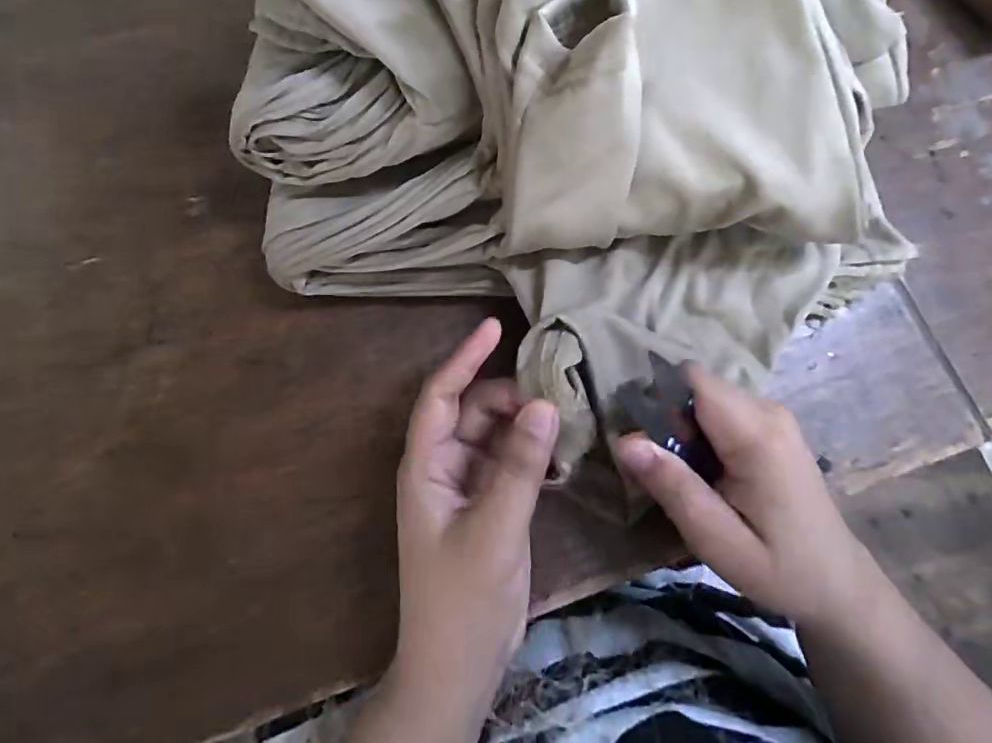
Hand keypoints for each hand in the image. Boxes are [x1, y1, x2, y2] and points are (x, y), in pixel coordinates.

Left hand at [386, 319, 557, 722]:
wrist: (458, 666)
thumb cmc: (462, 598)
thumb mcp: (494, 529)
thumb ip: (520, 466)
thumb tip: (545, 403)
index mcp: (426, 466)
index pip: (441, 396)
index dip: (465, 358)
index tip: (495, 326)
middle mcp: (443, 467)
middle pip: (474, 411)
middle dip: (509, 397)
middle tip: (555, 394)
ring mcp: (466, 486)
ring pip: (495, 435)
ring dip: (524, 424)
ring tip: (565, 418)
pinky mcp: (488, 504)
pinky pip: (509, 462)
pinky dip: (532, 452)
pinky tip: (561, 452)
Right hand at [612, 367, 875, 628]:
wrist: (839, 585)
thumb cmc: (781, 570)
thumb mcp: (718, 541)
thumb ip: (673, 487)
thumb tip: (624, 440)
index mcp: (756, 433)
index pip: (691, 379)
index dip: (660, 402)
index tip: (650, 446)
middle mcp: (767, 409)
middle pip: (696, 389)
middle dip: (670, 423)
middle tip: (671, 476)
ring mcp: (773, 415)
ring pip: (705, 399)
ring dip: (686, 432)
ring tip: (692, 482)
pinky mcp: (772, 425)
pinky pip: (721, 412)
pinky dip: (704, 436)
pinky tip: (711, 478)